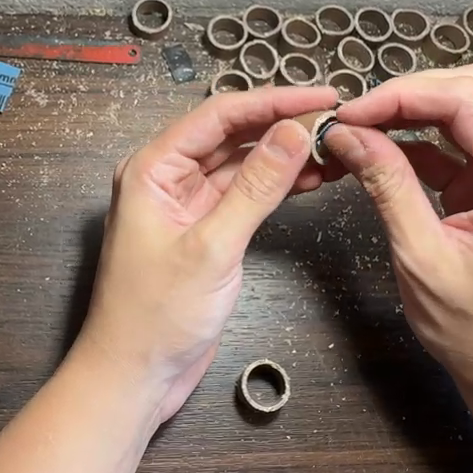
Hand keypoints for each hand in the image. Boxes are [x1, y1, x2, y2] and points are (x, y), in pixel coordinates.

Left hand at [74, 85, 338, 424]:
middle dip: (281, 124)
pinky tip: (312, 178)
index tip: (322, 97)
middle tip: (337, 119)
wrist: (135, 375)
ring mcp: (186, 204)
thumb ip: (255, 187)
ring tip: (334, 145)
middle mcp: (167, 178)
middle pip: (230, 135)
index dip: (272, 101)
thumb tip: (294, 132)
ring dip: (283, 155)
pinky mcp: (204, 230)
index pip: (217, 115)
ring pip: (240, 164)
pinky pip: (243, 195)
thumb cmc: (157, 315)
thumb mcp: (212, 247)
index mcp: (152, 169)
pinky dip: (276, 186)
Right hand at [322, 66, 472, 424]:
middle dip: (411, 93)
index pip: (467, 100)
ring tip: (368, 128)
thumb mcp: (421, 257)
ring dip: (421, 110)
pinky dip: (432, 140)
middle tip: (357, 117)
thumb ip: (387, 185)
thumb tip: (346, 134)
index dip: (401, 95)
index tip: (350, 114)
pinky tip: (391, 152)